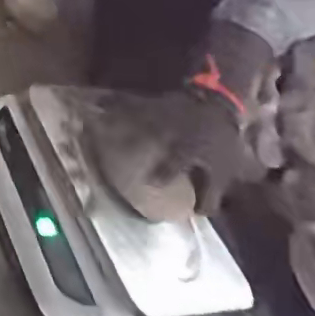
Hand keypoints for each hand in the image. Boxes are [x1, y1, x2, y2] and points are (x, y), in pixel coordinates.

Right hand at [98, 90, 262, 214]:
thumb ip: (210, 195)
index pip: (173, 162)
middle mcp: (167, 129)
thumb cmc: (219, 144)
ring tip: (91, 119)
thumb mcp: (223, 172)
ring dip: (112, 116)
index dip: (162, 172)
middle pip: (142, 133)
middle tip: (104, 144)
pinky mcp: (150, 102)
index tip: (147, 182)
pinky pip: (128, 101)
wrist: (217, 107)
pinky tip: (98, 102)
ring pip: (131, 114)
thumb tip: (196, 214)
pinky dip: (113, 101)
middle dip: (124, 138)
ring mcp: (157, 113)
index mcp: (185, 147)